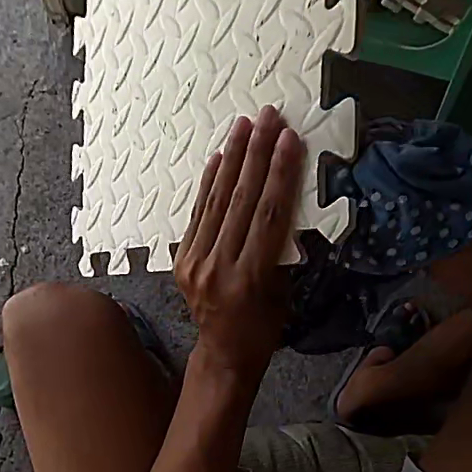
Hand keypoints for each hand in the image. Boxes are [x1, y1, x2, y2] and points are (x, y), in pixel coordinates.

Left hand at [174, 106, 304, 382]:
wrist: (222, 355)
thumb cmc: (264, 328)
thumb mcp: (283, 293)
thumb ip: (281, 251)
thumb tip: (284, 206)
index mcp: (251, 279)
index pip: (269, 216)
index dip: (280, 174)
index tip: (290, 140)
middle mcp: (218, 267)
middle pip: (241, 201)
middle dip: (257, 154)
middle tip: (268, 117)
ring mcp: (195, 262)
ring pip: (217, 202)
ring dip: (232, 159)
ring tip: (244, 125)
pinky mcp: (181, 259)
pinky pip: (198, 214)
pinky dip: (209, 183)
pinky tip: (219, 158)